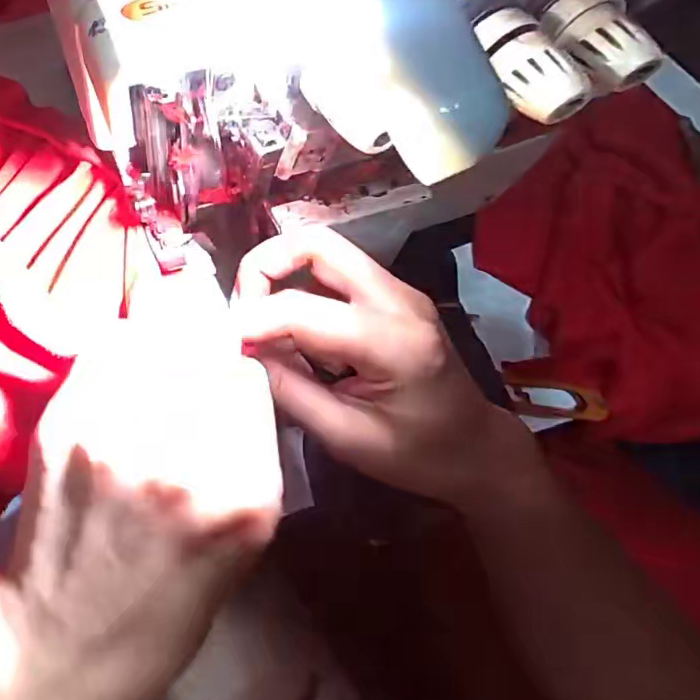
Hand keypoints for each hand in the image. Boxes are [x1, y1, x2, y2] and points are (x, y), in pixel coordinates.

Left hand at [0, 251, 282, 699]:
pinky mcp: (65, 424)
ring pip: (151, 334)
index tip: (217, 372)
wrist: (64, 641)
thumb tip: (230, 366)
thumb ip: (245, 446)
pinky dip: (115, 350)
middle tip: (180, 354)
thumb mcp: (242, 536)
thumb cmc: (166, 603)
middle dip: (195, 342)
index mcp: (243, 491)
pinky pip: (104, 348)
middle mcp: (183, 456)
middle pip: (200, 345)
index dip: (231, 368)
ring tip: (147, 367)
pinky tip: (114, 379)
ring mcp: (117, 435)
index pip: (245, 374)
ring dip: (154, 341)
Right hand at [230, 226, 539, 508]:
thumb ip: (288, 389)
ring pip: (321, 249)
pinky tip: (286, 324)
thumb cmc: (417, 455)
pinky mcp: (389, 293)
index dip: (250, 321)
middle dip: (262, 266)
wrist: (477, 448)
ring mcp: (396, 290)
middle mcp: (397, 299)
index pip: (301, 309)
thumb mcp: (344, 437)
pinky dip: (296, 285)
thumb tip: (240, 352)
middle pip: (314, 245)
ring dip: (278, 272)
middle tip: (239, 311)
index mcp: (392, 342)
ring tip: (257, 317)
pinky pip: (331, 270)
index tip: (222, 344)